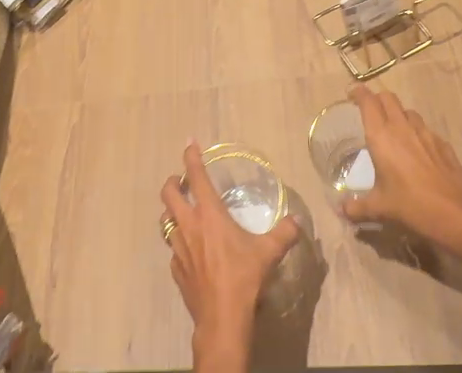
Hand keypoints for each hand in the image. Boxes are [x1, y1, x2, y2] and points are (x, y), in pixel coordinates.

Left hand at [160, 142, 301, 345]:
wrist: (222, 318)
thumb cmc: (243, 278)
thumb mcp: (269, 253)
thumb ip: (284, 233)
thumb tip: (296, 221)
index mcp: (209, 215)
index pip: (196, 177)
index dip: (191, 157)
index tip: (190, 143)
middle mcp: (188, 226)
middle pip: (168, 194)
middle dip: (172, 183)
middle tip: (181, 181)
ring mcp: (179, 249)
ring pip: (166, 221)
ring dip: (172, 213)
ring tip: (182, 213)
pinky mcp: (176, 270)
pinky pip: (172, 249)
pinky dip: (178, 243)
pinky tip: (189, 250)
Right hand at [341, 85, 461, 244]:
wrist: (458, 214)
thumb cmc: (412, 206)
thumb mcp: (380, 209)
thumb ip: (357, 207)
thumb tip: (342, 211)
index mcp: (382, 136)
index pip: (368, 101)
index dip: (358, 93)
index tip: (351, 94)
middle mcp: (403, 128)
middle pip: (388, 98)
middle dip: (377, 99)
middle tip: (369, 111)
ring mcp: (426, 134)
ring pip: (409, 111)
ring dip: (398, 114)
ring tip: (393, 130)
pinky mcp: (443, 145)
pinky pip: (426, 130)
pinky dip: (417, 132)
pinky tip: (418, 151)